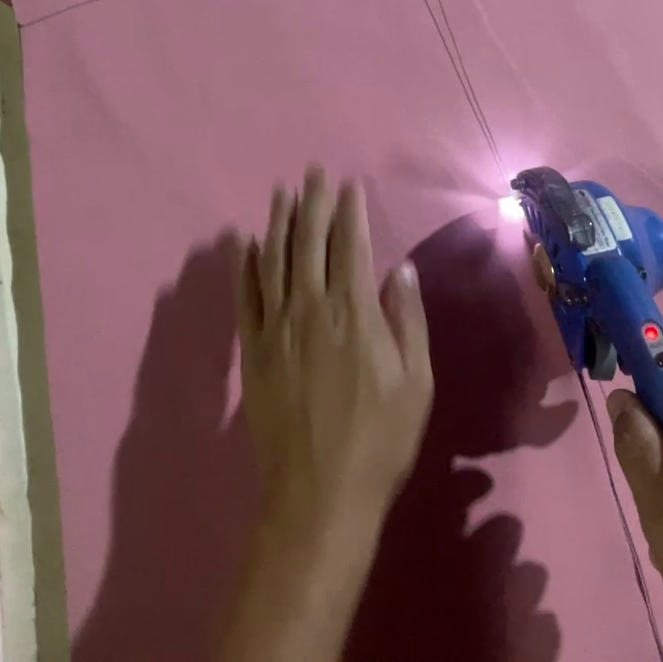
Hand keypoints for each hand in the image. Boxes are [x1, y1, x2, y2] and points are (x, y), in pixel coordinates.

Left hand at [236, 166, 433, 535]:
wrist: (321, 490)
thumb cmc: (380, 436)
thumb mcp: (415, 380)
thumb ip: (406, 319)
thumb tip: (398, 268)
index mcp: (352, 312)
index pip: (349, 245)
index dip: (349, 211)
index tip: (349, 184)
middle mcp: (309, 308)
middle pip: (308, 242)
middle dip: (312, 203)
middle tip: (313, 172)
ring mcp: (275, 328)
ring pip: (273, 261)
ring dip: (278, 223)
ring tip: (282, 193)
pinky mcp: (252, 351)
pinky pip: (246, 298)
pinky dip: (247, 267)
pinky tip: (248, 246)